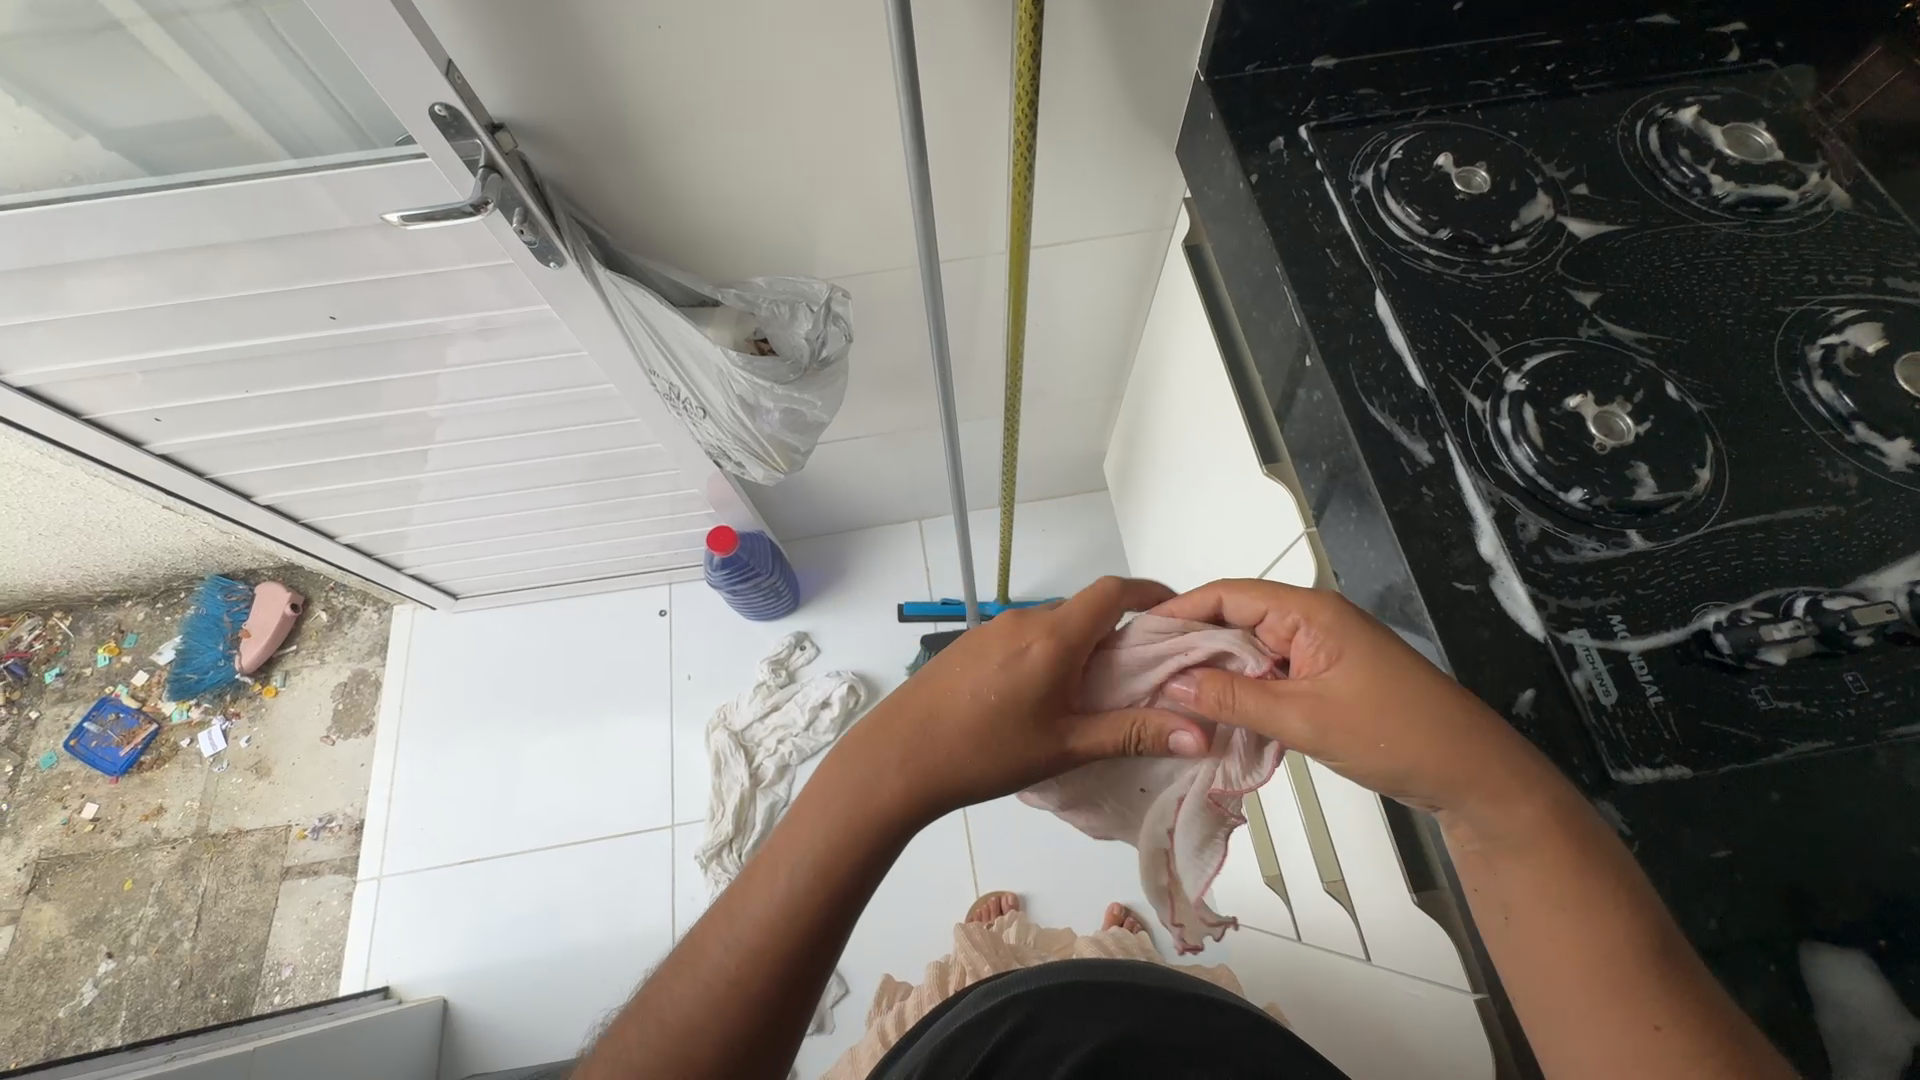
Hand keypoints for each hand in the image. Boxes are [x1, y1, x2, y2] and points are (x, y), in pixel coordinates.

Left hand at [839, 576, 1210, 822]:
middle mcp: (1024, 619)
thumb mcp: (1066, 746)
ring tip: (1090, 695)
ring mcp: (991, 629)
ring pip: (1052, 625)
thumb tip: (1200, 732)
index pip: (1114, 590)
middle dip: (1118, 633)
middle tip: (1139, 677)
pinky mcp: (969, 645)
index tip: (1175, 614)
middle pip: (1084, 610)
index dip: (1150, 593)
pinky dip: (1047, 654)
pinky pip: (1023, 637)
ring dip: (1079, 646)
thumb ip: (1132, 733)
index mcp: (1054, 635)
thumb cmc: (986, 752)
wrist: (898, 757)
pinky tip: (1039, 698)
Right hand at [1153, 579, 1560, 821]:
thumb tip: (1173, 684)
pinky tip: (1213, 712)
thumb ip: (1233, 699)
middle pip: (1233, 621)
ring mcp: (1317, 651)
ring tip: (1168, 693)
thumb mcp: (1305, 718)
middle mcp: (1310, 622)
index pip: (1227, 594)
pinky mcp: (1323, 679)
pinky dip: (1239, 692)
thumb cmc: (1400, 735)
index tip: (1139, 636)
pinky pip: (1267, 676)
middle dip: (1189, 645)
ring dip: (1213, 672)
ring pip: (1248, 652)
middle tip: (1144, 672)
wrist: (1474, 778)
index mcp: (1309, 612)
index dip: (1179, 611)